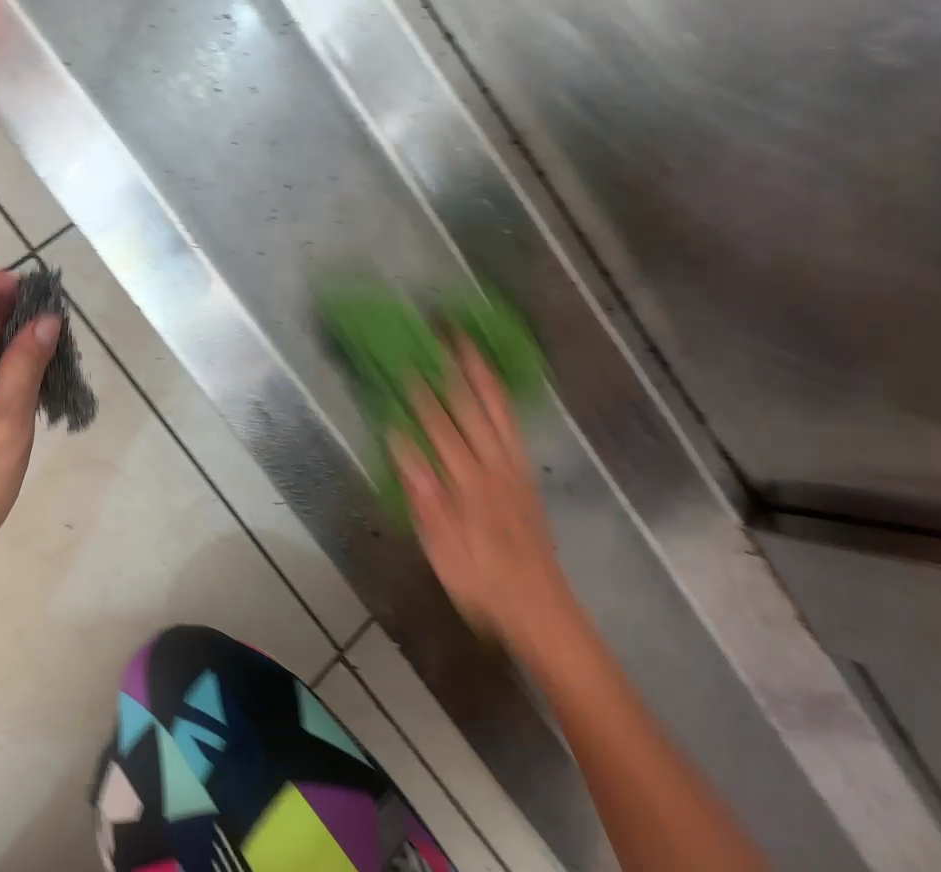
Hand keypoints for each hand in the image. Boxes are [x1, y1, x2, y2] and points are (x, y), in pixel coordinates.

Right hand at [391, 339, 580, 664]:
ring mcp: (515, 469)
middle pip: (475, 408)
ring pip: (499, 411)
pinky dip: (502, 400)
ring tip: (470, 346)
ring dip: (483, 375)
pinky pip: (514, 426)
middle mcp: (495, 467)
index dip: (422, 393)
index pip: (440, 427)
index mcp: (469, 483)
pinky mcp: (526, 477)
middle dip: (458, 368)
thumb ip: (424, 493)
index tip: (406, 360)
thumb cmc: (481, 582)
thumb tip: (400, 442)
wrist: (540, 607)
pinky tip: (494, 389)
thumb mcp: (442, 547)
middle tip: (444, 332)